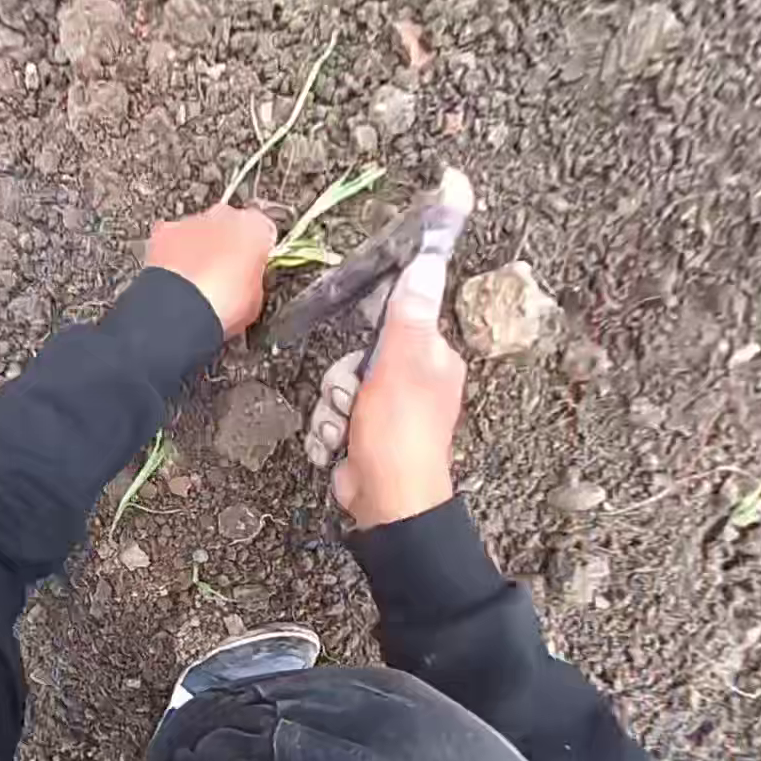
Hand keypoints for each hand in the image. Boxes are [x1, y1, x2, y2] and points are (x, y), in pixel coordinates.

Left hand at [144, 204, 275, 337]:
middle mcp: (224, 216)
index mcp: (256, 228)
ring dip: (198, 252)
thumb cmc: (223, 303)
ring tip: (198, 285)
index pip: (263, 234)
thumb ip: (254, 278)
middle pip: (228, 228)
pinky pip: (172, 241)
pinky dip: (174, 256)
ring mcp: (193, 222)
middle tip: (224, 279)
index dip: (257, 255)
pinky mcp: (165, 232)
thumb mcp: (256, 298)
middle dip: (225, 249)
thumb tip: (249, 284)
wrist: (184, 308)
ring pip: (199, 232)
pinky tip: (177, 281)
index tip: (252, 271)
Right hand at [306, 253, 466, 527]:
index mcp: (431, 359)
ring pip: (339, 386)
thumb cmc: (399, 434)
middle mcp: (411, 381)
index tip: (363, 349)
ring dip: (332, 409)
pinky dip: (328, 431)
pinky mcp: (362, 432)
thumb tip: (429, 260)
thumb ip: (408, 313)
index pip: (398, 322)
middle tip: (352, 398)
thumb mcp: (401, 364)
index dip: (373, 331)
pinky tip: (336, 445)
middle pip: (358, 356)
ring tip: (343, 428)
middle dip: (343, 380)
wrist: (384, 499)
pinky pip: (332, 414)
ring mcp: (385, 409)